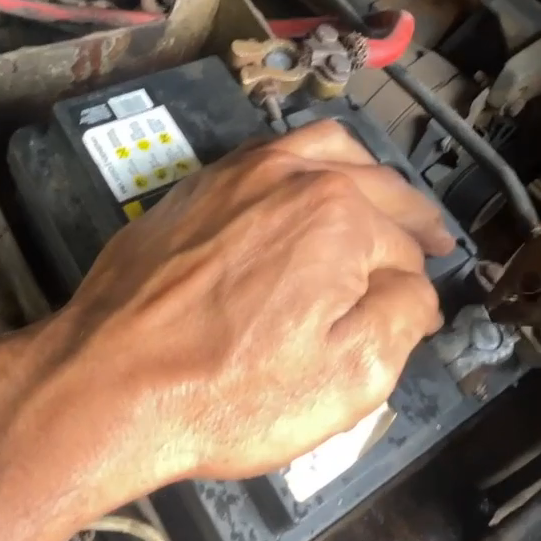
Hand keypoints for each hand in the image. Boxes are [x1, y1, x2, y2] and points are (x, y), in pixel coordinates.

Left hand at [46, 119, 452, 490]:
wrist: (108, 380)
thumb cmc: (230, 390)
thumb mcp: (350, 376)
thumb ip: (404, 316)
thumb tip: (416, 285)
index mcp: (341, 214)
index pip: (406, 247)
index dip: (418, 285)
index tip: (417, 311)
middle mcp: (294, 173)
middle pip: (377, 186)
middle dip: (410, 219)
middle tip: (432, 241)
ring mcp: (240, 171)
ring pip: (326, 149)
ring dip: (365, 174)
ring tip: (380, 199)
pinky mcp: (200, 183)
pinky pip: (272, 155)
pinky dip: (307, 166)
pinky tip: (305, 194)